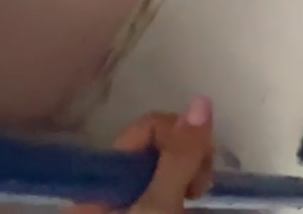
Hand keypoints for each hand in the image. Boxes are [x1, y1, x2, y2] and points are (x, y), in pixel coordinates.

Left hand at [72, 97, 215, 213]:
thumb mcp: (157, 207)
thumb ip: (178, 157)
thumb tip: (202, 100)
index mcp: (100, 179)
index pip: (146, 129)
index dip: (178, 136)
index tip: (198, 163)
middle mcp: (107, 184)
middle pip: (158, 144)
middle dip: (188, 154)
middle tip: (200, 183)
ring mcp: (121, 199)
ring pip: (165, 162)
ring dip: (191, 170)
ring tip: (199, 193)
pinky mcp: (138, 207)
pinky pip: (166, 180)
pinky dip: (184, 184)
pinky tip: (194, 197)